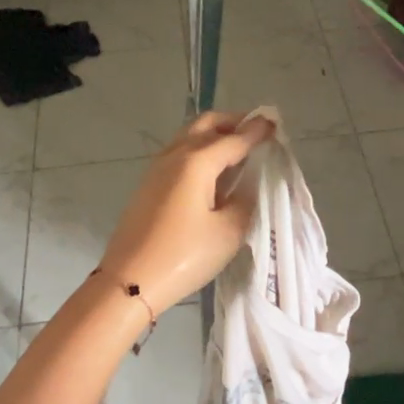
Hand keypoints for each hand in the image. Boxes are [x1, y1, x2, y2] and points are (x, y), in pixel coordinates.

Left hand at [95, 111, 273, 311]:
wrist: (129, 281)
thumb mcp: (227, 232)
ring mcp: (157, 168)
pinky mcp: (148, 184)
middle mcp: (175, 155)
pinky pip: (178, 153)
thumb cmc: (183, 256)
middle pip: (205, 124)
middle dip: (232, 122)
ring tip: (235, 149)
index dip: (255, 131)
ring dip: (213, 134)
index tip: (274, 123)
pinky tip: (210, 171)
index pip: (233, 139)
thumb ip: (244, 202)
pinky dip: (198, 149)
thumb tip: (246, 187)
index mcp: (197, 162)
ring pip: (188, 136)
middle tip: (254, 130)